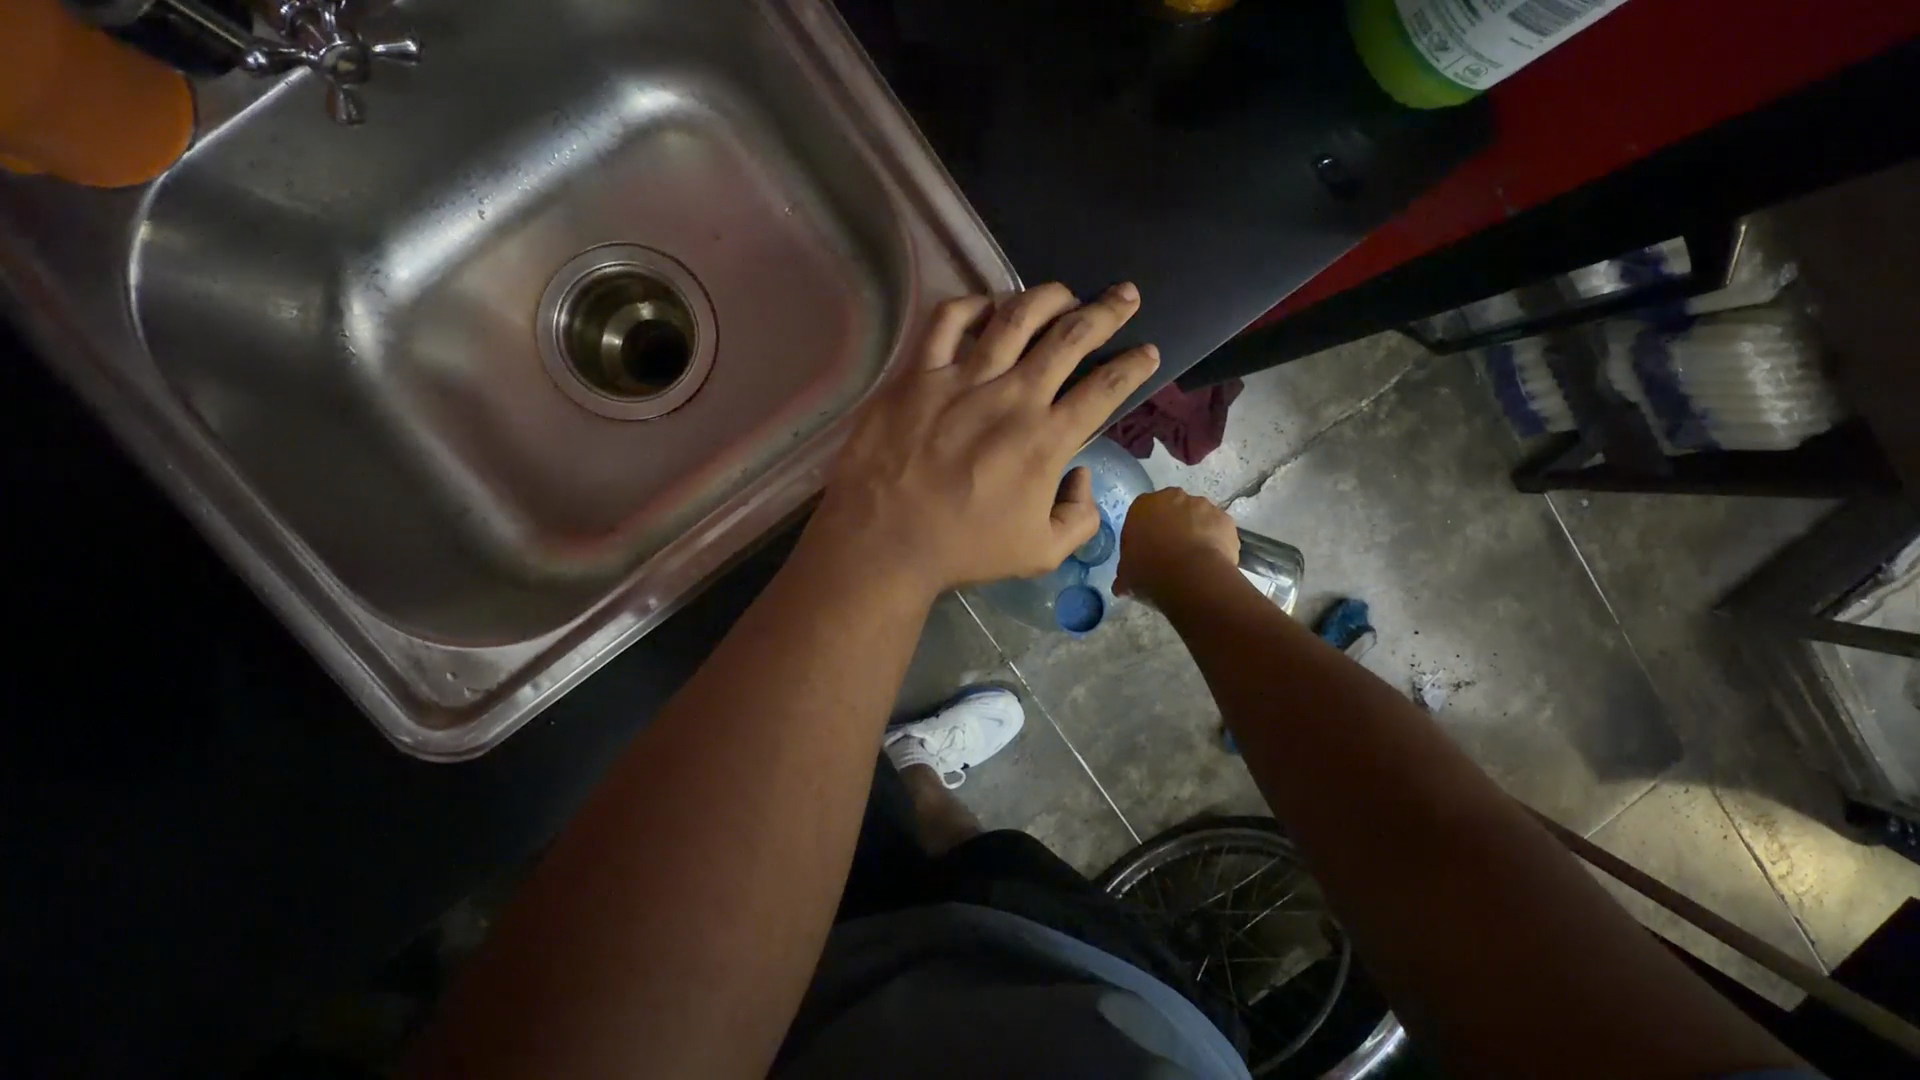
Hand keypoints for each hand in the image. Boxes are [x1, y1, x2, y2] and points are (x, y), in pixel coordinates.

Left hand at [807, 282, 1159, 597]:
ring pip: (1015, 316)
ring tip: (1064, 292)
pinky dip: (972, 305)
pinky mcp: (918, 374)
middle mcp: (1012, 397)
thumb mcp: (1041, 553)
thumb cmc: (964, 550)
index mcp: (1047, 440)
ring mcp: (962, 379)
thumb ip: (1079, 517)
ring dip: (1048, 297)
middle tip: (1124, 296)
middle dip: (1106, 312)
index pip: (1105, 389)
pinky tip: (987, 305)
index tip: (1147, 351)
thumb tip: (1082, 476)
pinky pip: (948, 321)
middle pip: (1070, 337)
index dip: (1134, 366)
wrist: (884, 542)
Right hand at [1114, 488, 1240, 606]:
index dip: (1145, 535)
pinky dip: (1215, 542)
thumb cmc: (1149, 570)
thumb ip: (1125, 574)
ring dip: (1195, 533)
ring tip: (1193, 561)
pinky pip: (1218, 530)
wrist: (1190, 576)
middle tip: (1170, 555)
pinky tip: (1210, 561)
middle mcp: (1173, 497)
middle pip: (1172, 511)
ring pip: (1197, 518)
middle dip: (1172, 528)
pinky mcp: (1226, 519)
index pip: (1141, 515)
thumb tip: (1121, 587)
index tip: (1146, 553)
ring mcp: (1203, 506)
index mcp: (1143, 505)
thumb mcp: (1126, 575)